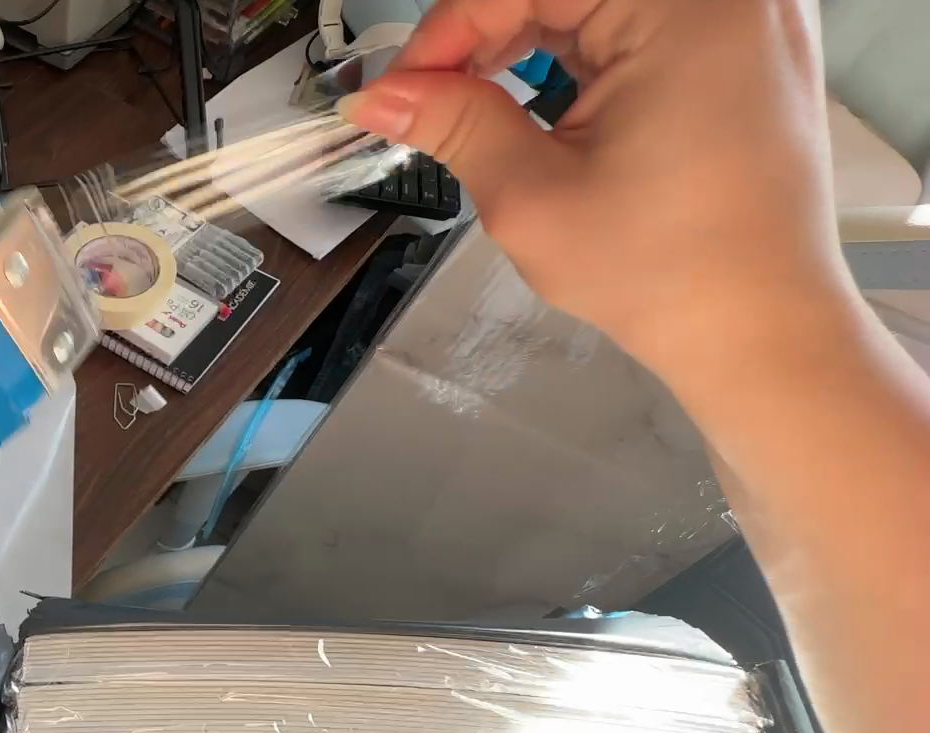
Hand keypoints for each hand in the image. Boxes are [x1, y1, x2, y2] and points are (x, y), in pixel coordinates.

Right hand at [338, 0, 855, 370]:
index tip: (392, 93)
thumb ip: (453, 125)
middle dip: (477, 33)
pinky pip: (628, 22)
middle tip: (419, 102)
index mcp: (688, 6)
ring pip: (591, 1)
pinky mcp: (730, 45)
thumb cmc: (644, 263)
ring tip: (462, 105)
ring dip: (514, 42)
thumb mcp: (528, 193)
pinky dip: (562, 52)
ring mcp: (736, 13)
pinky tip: (523, 97)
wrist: (745, 315)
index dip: (447, 28)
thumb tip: (374, 97)